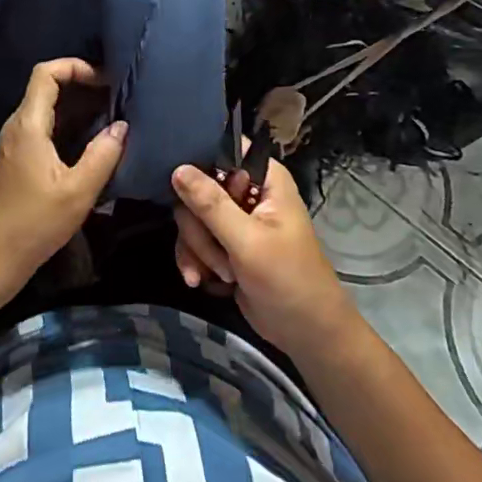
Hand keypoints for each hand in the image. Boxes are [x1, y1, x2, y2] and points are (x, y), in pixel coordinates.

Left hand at [0, 59, 125, 290]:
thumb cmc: (37, 222)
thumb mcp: (79, 191)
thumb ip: (103, 154)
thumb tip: (122, 125)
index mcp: (28, 125)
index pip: (46, 73)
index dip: (75, 66)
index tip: (106, 80)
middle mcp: (18, 125)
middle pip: (47, 86)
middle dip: (82, 83)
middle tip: (117, 95)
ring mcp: (16, 140)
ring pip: (47, 105)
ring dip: (78, 104)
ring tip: (113, 112)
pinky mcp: (20, 155)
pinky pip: (46, 124)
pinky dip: (70, 121)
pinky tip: (94, 137)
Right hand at [171, 159, 359, 357]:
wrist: (304, 333)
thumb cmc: (287, 279)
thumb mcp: (248, 241)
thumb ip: (211, 204)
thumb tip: (177, 169)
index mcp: (264, 178)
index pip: (224, 148)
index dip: (199, 163)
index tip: (181, 185)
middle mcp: (248, 191)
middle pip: (198, 186)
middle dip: (200, 225)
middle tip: (218, 252)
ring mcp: (234, 218)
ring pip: (192, 216)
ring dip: (198, 248)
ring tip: (220, 274)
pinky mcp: (223, 244)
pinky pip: (193, 239)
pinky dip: (194, 260)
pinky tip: (198, 280)